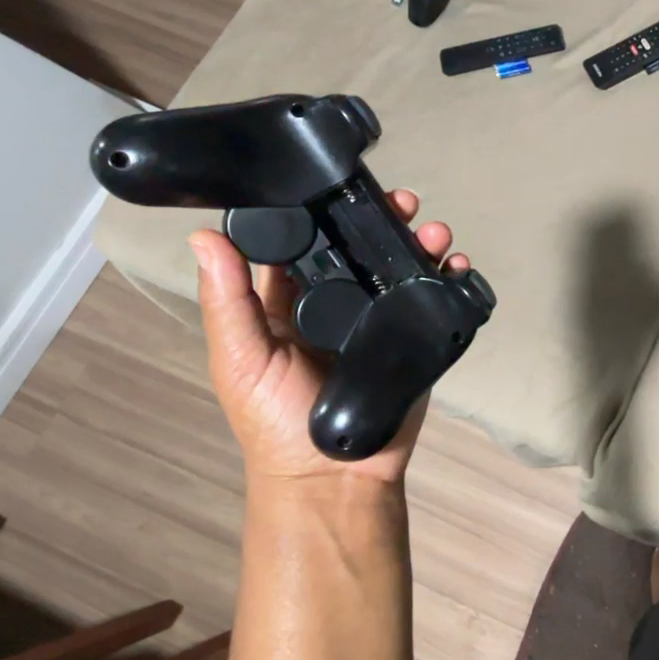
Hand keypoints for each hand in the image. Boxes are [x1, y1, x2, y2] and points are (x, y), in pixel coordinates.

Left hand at [188, 189, 466, 485]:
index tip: (338, 183)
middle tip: (403, 203)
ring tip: (435, 234)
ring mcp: (379, 318)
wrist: (335, 476)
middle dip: (382, 219)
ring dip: (420, 243)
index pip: (304, 241)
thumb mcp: (240, 359)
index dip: (320, 209)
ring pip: (401, 266)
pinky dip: (448, 277)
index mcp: (288, 300)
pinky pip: (433, 299)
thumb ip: (228, 302)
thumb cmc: (274, 421)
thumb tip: (203, 236)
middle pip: (362, 246)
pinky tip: (455, 265)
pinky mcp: (413, 337)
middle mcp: (337, 302)